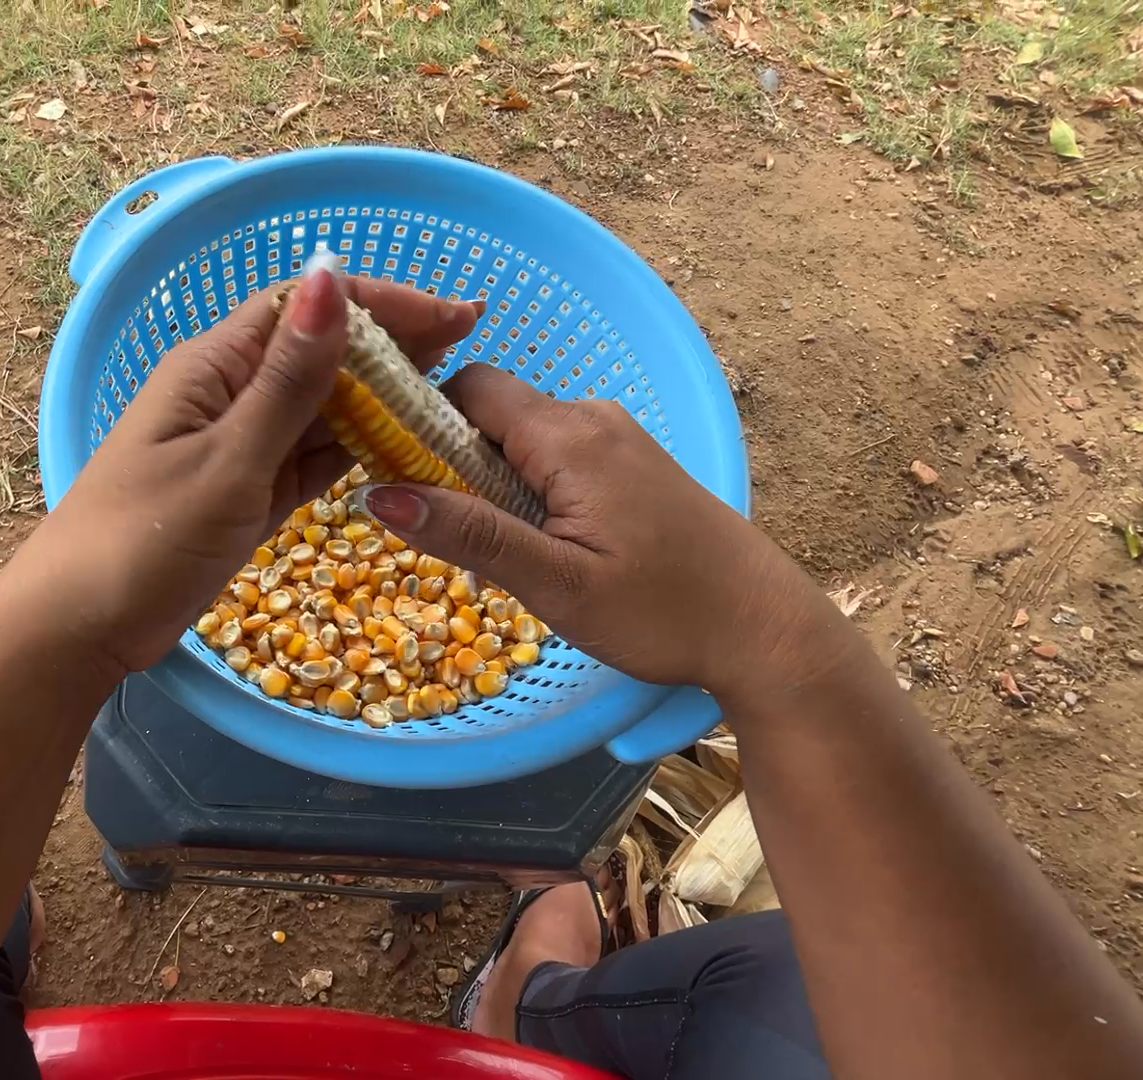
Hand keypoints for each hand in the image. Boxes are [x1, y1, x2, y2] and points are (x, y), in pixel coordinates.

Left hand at [22, 270, 481, 673]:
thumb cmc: (143, 540)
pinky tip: (398, 447)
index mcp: (213, 368)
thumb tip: (329, 277)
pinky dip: (352, 452)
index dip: (379, 303)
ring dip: (378, 401)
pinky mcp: (247, 493)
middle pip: (318, 355)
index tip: (452, 316)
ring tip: (445, 394)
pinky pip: (309, 458)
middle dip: (390, 347)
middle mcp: (228, 397)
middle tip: (465, 350)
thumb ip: (286, 381)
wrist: (82, 625)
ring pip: (319, 409)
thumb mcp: (226, 460)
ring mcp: (239, 448)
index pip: (303, 309)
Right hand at [360, 365, 849, 702]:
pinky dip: (522, 485)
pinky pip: (551, 455)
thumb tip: (377, 496)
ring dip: (486, 478)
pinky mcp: (627, 463)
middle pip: (490, 411)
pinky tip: (535, 538)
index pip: (468, 388)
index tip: (395, 471)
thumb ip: (468, 533)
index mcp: (568, 435)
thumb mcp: (554, 582)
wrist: (766, 630)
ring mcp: (614, 438)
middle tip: (445, 527)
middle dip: (450, 459)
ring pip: (518, 435)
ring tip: (492, 544)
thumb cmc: (661, 610)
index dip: (422, 418)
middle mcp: (591, 418)